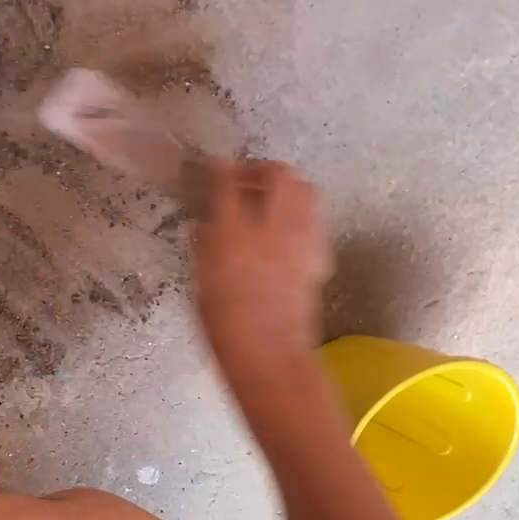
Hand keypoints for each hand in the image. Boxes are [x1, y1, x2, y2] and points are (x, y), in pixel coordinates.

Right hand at [191, 160, 332, 369]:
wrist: (268, 354)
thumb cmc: (224, 327)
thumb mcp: (201, 285)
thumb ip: (206, 247)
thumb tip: (208, 224)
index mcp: (233, 237)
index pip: (228, 184)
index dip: (221, 169)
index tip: (215, 164)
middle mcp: (271, 230)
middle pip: (278, 174)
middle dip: (262, 169)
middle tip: (247, 179)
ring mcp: (300, 241)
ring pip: (306, 189)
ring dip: (288, 186)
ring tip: (271, 200)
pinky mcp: (318, 256)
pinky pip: (315, 219)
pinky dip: (302, 214)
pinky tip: (288, 231)